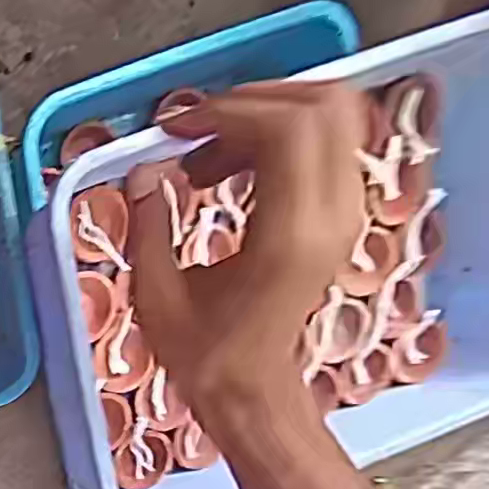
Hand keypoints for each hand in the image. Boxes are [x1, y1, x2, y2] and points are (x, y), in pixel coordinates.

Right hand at [127, 82, 368, 411]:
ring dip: (263, 118)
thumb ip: (149, 228)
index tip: (174, 128)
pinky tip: (228, 167)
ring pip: (331, 119)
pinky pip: (324, 146)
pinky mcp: (340, 214)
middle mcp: (333, 214)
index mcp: (288, 237)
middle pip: (322, 108)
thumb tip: (142, 174)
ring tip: (204, 155)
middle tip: (191, 129)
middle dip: (249, 103)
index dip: (228, 112)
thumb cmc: (200, 351)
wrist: (250, 386)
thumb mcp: (155, 294)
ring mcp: (346, 212)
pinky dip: (275, 139)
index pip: (287, 132)